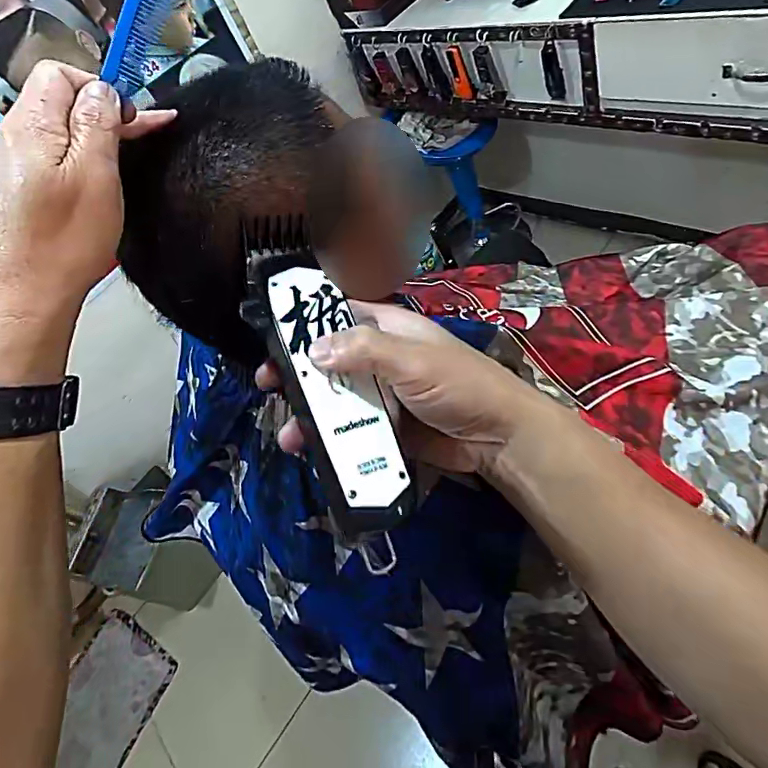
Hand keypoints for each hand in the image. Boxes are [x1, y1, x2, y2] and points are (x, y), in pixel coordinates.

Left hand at [0, 63, 172, 386]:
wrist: (27, 296)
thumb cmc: (63, 242)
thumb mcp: (97, 175)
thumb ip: (99, 123)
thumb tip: (104, 90)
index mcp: (26, 128)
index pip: (59, 73)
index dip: (101, 87)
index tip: (130, 116)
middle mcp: (6, 137)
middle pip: (58, 99)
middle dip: (103, 110)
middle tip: (143, 131)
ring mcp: (3, 161)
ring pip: (55, 127)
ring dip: (94, 132)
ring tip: (127, 152)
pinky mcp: (9, 184)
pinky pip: (47, 151)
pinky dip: (78, 154)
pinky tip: (100, 171)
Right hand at [262, 303, 559, 476]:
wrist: (499, 437)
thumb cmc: (460, 385)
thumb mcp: (412, 360)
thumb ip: (365, 351)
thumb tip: (312, 349)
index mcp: (391, 329)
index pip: (341, 316)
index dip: (308, 324)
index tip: (274, 339)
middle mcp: (384, 358)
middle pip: (332, 362)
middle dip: (300, 375)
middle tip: (268, 387)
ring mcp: (386, 395)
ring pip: (339, 400)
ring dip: (312, 414)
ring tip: (288, 434)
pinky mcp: (389, 428)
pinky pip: (354, 430)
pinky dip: (332, 439)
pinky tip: (312, 451)